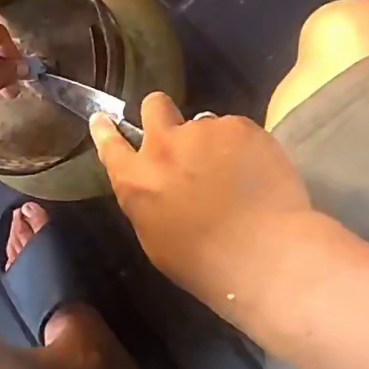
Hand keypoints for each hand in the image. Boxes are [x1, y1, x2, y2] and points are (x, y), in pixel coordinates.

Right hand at [90, 93, 314, 301]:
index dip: (106, 129)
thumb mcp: (157, 240)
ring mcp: (204, 130)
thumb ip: (148, 200)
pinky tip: (256, 172)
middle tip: (179, 136)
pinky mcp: (239, 125)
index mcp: (137, 180)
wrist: (265, 253)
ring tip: (234, 174)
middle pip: (154, 105)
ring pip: (203, 123)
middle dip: (161, 114)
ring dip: (211, 142)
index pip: (111, 144)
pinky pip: (235, 129)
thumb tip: (156, 185)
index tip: (103, 117)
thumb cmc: (206, 263)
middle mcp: (165, 145)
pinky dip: (242, 146)